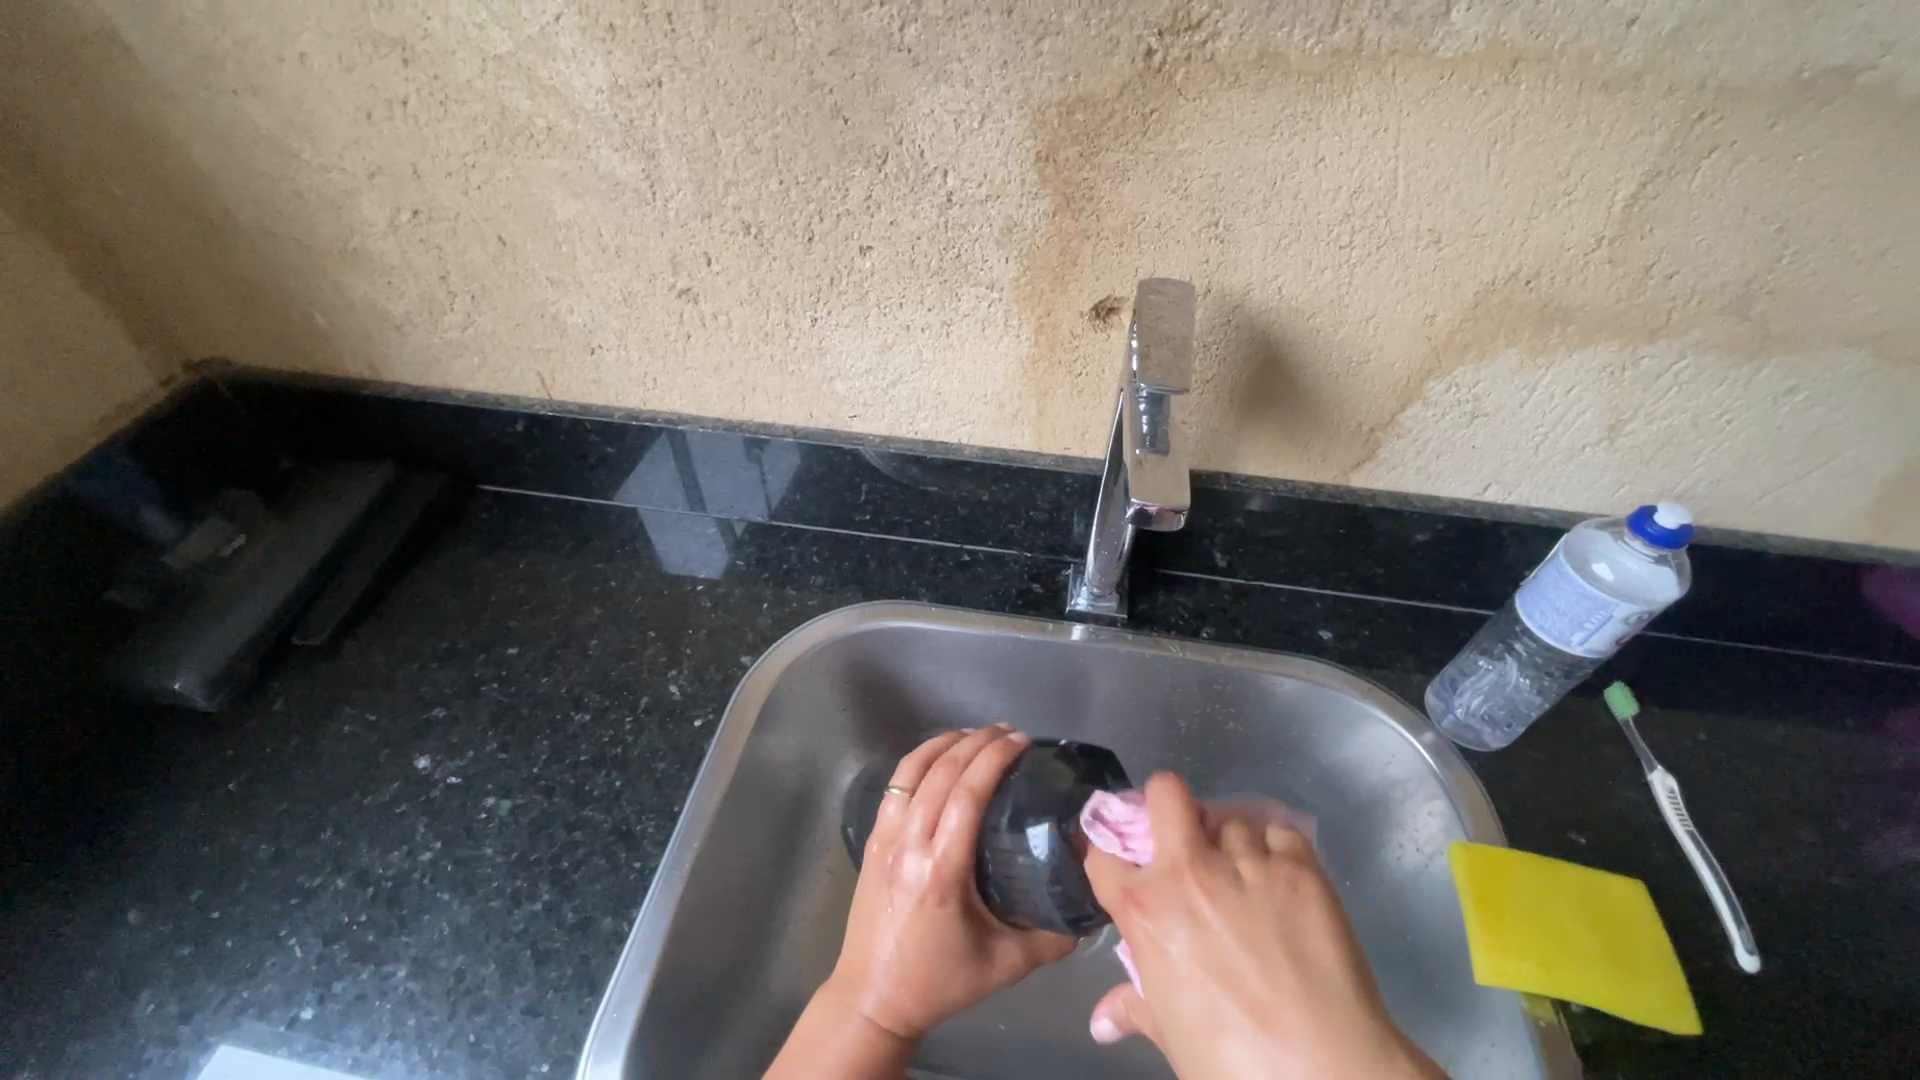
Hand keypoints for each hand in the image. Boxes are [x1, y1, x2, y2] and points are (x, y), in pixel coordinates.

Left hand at [829, 724, 1077, 1040]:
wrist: (871, 998)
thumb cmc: (938, 982)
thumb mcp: (1004, 965)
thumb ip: (1052, 938)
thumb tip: (1091, 905)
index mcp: (941, 870)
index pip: (967, 794)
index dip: (994, 759)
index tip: (1021, 741)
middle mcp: (908, 845)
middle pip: (941, 774)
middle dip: (976, 742)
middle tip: (1009, 732)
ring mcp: (884, 840)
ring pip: (912, 772)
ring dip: (944, 744)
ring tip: (975, 734)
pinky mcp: (871, 842)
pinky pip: (895, 787)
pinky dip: (918, 762)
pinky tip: (939, 758)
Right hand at [1084, 772, 1444, 1079]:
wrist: (1324, 1071)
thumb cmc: (1232, 1062)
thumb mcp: (1172, 1035)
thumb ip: (1135, 1008)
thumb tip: (1102, 1023)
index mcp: (1146, 910)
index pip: (1103, 855)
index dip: (1111, 858)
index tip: (1126, 867)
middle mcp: (1189, 871)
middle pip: (1166, 793)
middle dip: (1167, 804)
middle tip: (1184, 837)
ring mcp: (1245, 863)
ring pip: (1230, 819)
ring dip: (1232, 843)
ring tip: (1249, 877)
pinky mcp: (1299, 867)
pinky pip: (1279, 832)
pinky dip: (1278, 849)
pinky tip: (1284, 880)